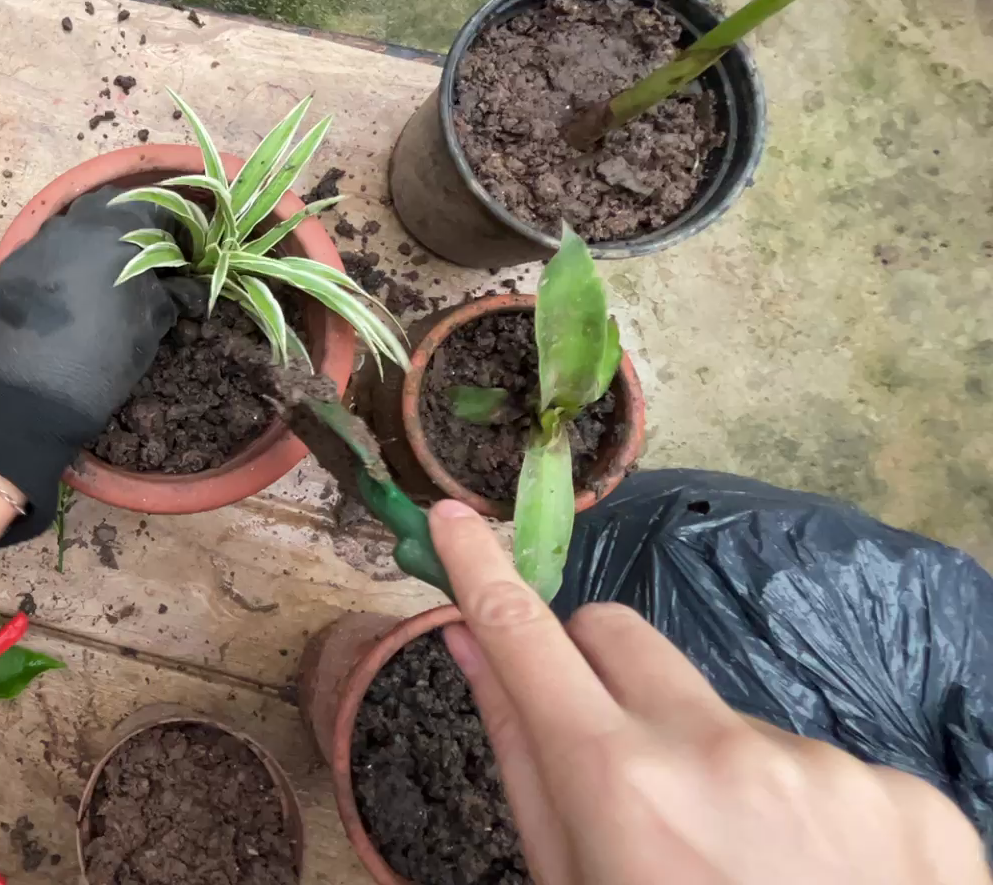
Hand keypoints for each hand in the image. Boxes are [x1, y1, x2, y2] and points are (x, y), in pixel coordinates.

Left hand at [0, 185, 179, 424]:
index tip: (182, 255)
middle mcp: (73, 224)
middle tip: (142, 260)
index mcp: (117, 231)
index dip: (177, 229)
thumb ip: (171, 294)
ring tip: (103, 277)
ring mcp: (35, 242)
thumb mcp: (150, 327)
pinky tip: (65, 294)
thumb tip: (184, 285)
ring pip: (73, 226)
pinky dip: (61, 263)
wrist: (27, 396)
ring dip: (93, 242)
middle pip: (110, 206)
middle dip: (131, 227)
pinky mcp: (7, 265)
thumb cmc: (102, 360)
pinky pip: (44, 251)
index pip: (158, 208)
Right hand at [427, 499, 990, 884]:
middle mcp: (715, 748)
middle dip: (593, 664)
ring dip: (705, 752)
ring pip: (712, 705)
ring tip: (740, 854)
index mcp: (615, 776)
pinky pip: (810, 755)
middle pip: (614, 629)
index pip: (519, 633)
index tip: (451, 516)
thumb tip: (464, 639)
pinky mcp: (913, 795)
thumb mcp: (565, 871)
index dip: (476, 566)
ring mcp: (823, 766)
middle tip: (612, 749)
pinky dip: (794, 797)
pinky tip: (816, 873)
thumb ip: (517, 745)